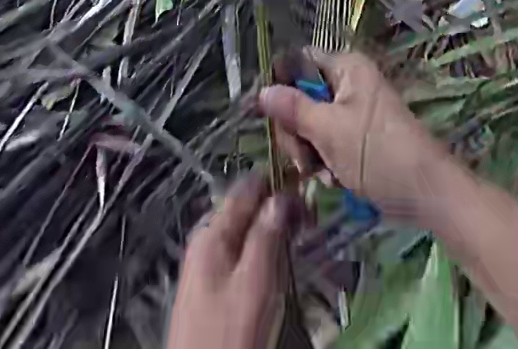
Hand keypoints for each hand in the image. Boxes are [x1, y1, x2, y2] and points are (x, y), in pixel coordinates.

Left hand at [165, 174, 295, 348]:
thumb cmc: (229, 334)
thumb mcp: (254, 284)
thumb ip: (266, 235)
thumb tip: (281, 196)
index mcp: (213, 233)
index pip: (248, 188)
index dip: (278, 184)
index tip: (308, 193)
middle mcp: (206, 240)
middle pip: (246, 209)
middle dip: (278, 209)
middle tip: (310, 222)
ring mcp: (207, 265)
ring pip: (246, 232)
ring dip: (273, 231)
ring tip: (301, 239)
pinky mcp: (212, 287)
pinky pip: (241, 254)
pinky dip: (262, 251)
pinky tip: (279, 263)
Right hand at [257, 50, 458, 223]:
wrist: (427, 193)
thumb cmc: (379, 154)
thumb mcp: (329, 130)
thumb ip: (293, 109)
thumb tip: (262, 91)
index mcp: (346, 68)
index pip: (299, 63)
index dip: (280, 85)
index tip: (268, 116)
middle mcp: (350, 82)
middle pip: (301, 97)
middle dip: (297, 132)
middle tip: (304, 160)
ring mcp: (356, 110)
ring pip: (311, 124)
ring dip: (310, 152)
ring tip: (323, 174)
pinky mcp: (360, 137)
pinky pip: (328, 142)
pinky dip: (326, 161)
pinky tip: (334, 180)